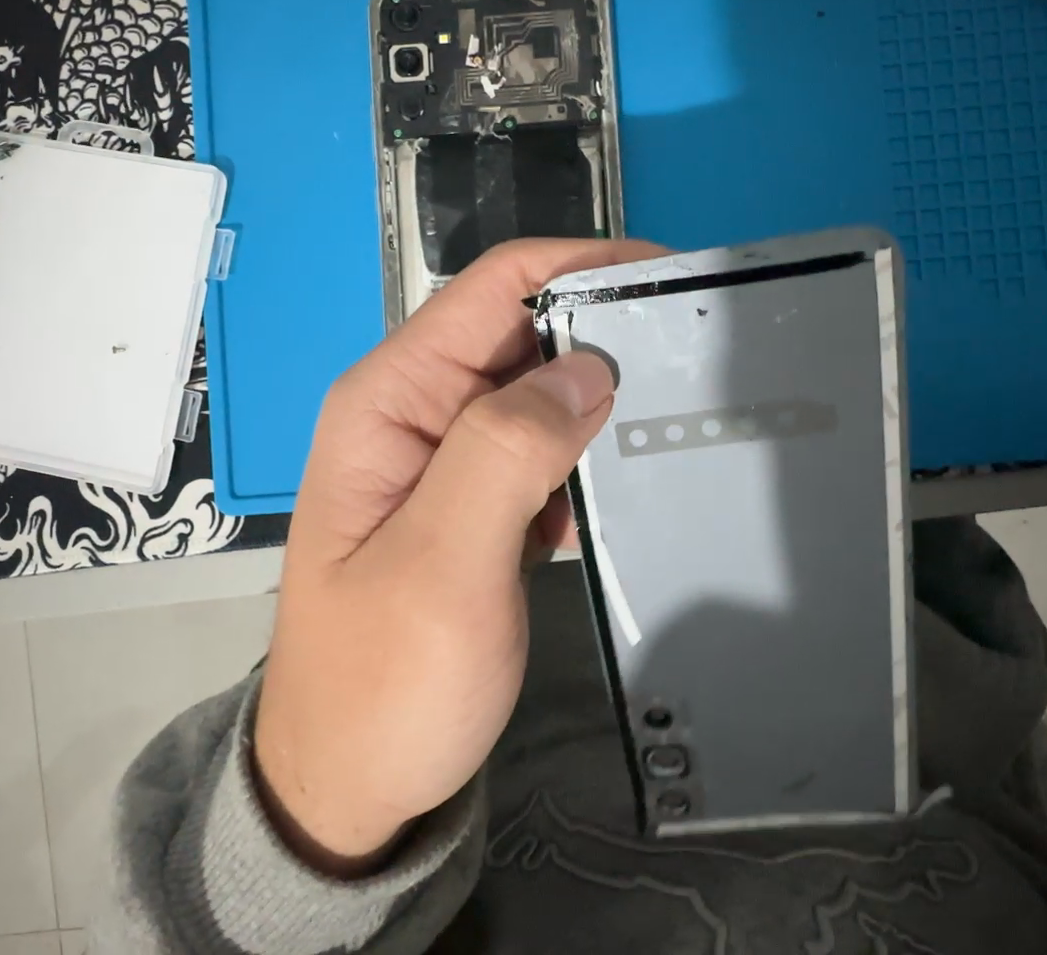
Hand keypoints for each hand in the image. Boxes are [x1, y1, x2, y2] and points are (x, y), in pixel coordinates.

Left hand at [253, 237, 665, 876]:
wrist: (351, 782)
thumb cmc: (383, 684)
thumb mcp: (440, 566)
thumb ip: (505, 453)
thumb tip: (587, 368)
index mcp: (391, 401)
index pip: (494, 289)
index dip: (582, 265)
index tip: (673, 279)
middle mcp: (416, 412)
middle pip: (521, 331)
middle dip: (603, 330)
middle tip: (695, 354)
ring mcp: (446, 458)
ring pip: (539, 390)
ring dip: (601, 394)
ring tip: (679, 411)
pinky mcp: (476, 502)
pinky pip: (541, 448)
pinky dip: (585, 451)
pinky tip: (620, 481)